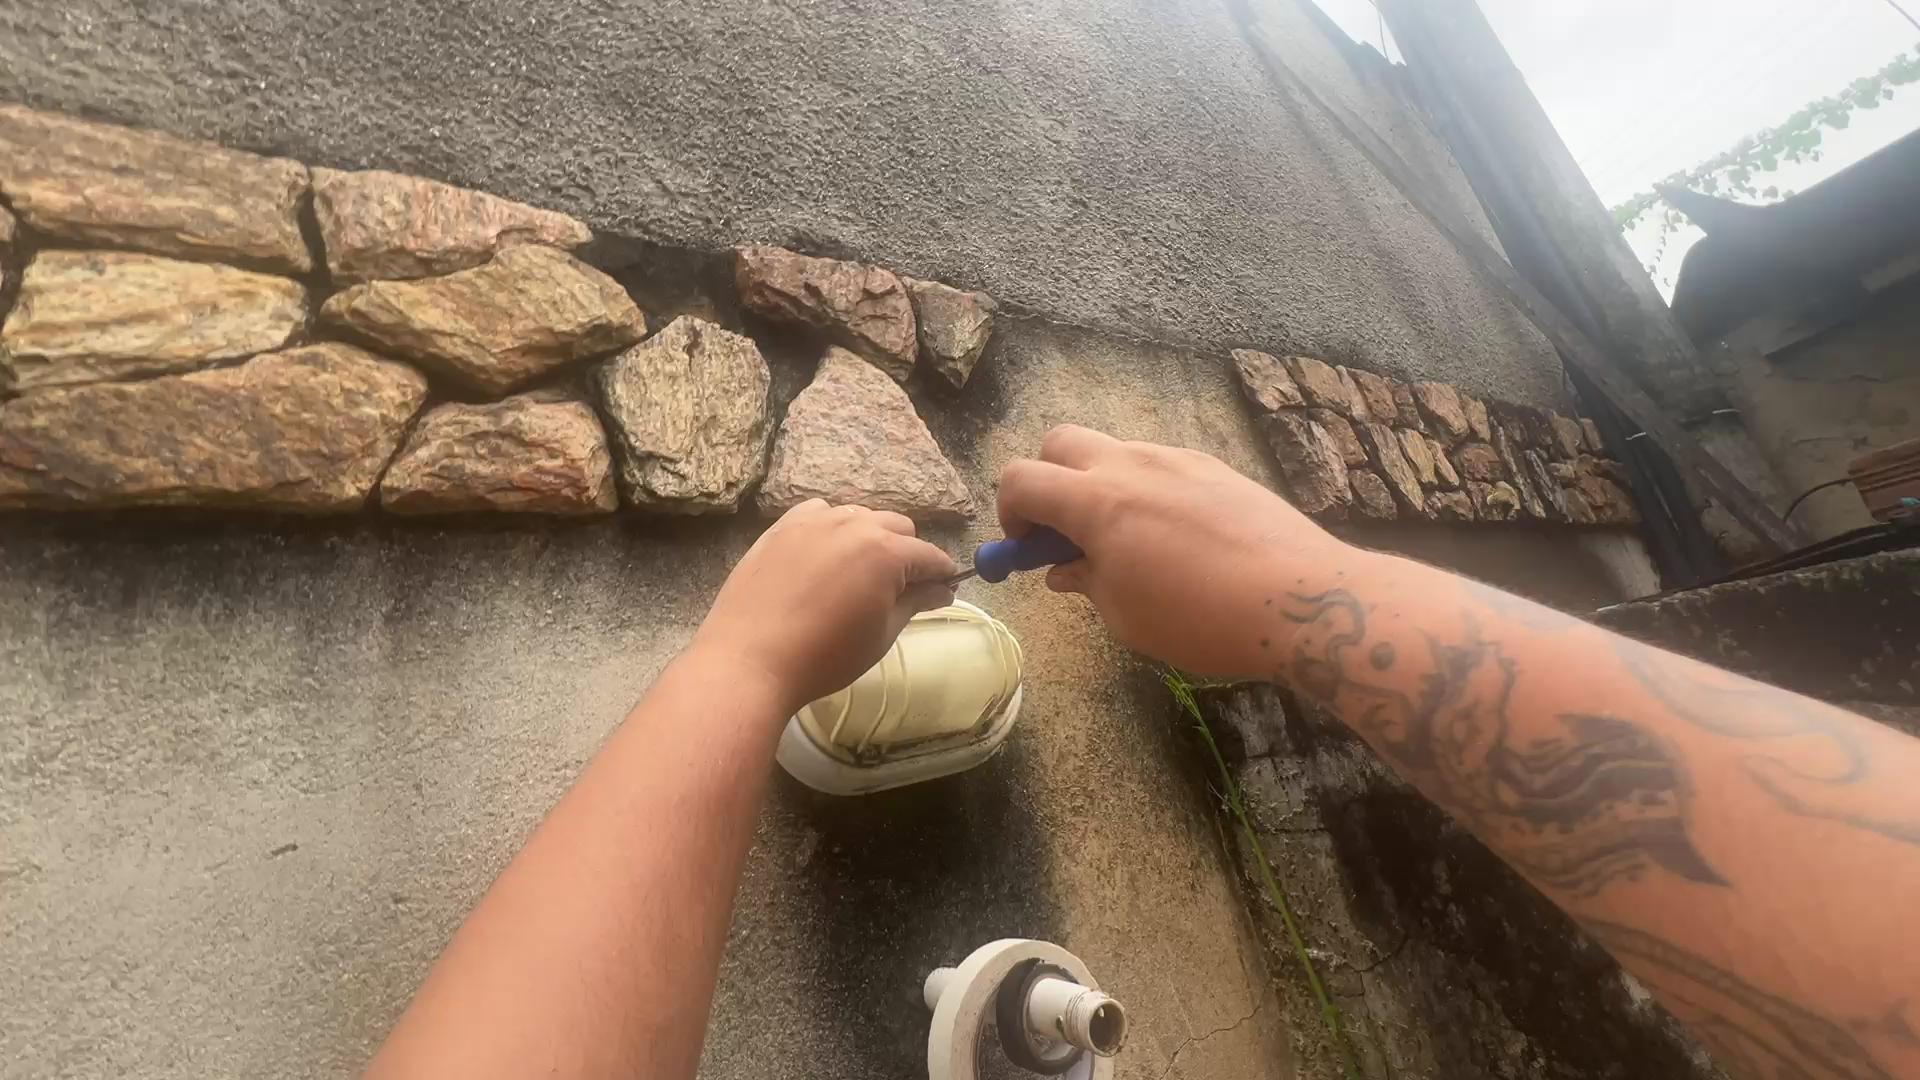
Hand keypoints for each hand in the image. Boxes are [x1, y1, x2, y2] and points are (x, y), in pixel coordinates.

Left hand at [689, 500, 957, 713]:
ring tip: (858, 572)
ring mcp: (815, 520)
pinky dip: (832, 527)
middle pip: (899, 527)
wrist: (749, 659)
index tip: (943, 592)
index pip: (930, 556)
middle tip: (899, 588)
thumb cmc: (824, 656)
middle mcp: (855, 524)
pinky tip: (824, 555)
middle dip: (908, 554)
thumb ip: (914, 603)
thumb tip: (940, 590)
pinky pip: (820, 512)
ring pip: (860, 516)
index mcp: (886, 552)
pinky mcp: (783, 525)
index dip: (942, 575)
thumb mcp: (881, 635)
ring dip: (871, 538)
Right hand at [996, 425, 1353, 677]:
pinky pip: (1158, 463)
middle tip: (1064, 529)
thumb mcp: (1124, 615)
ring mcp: (1176, 458)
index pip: (1021, 479)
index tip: (1025, 545)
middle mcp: (1130, 465)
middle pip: (1059, 442)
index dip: (1008, 511)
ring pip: (1112, 450)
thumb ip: (1084, 581)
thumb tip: (1062, 569)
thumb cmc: (1199, 618)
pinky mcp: (1213, 465)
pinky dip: (1142, 488)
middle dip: (1046, 480)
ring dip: (1097, 484)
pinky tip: (1174, 534)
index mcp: (1096, 502)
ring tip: (1127, 538)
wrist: (1300, 599)